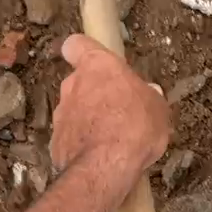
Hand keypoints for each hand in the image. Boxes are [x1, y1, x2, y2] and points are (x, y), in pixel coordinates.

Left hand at [49, 34, 169, 180]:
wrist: (105, 166)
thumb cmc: (135, 127)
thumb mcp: (157, 109)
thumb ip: (149, 97)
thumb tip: (150, 94)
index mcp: (97, 66)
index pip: (76, 45)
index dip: (82, 51)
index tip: (91, 60)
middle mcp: (72, 85)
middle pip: (78, 83)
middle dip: (92, 95)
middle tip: (114, 112)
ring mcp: (60, 115)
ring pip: (73, 112)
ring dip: (86, 122)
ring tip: (108, 141)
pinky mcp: (55, 142)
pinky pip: (69, 139)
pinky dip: (80, 145)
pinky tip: (97, 158)